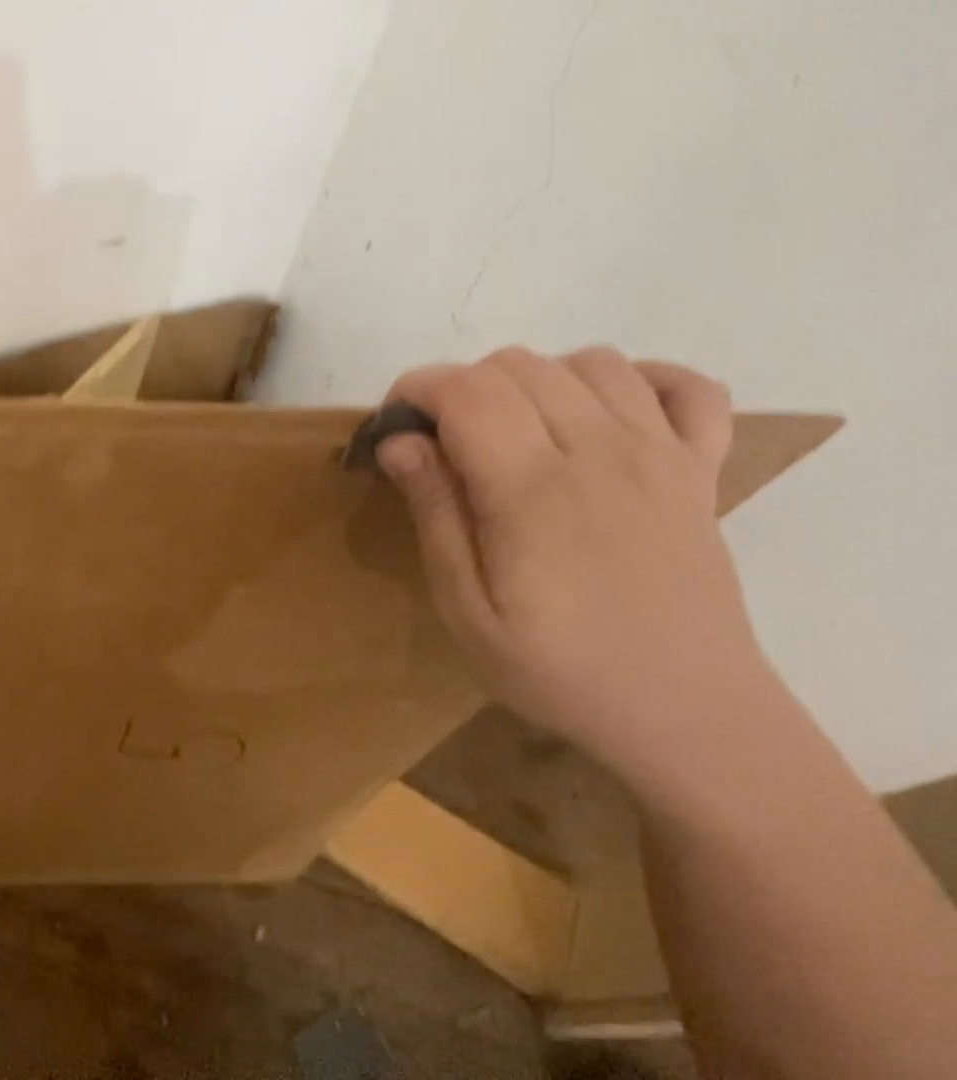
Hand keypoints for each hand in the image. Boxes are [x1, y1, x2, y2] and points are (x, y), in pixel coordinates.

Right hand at [377, 347, 776, 773]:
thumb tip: (401, 441)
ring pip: (589, 362)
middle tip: (439, 446)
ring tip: (511, 436)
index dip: (415, 391)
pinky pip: (685, 386)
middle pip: (517, 366)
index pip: (467, 390)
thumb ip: (436, 514)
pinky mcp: (703, 469)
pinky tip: (602, 417)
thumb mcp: (465, 609)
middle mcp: (602, 450)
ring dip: (533, 381)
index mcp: (534, 489)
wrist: (684, 711)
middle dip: (461, 388)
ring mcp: (662, 454)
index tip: (391, 429)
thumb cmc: (555, 669)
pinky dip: (636, 381)